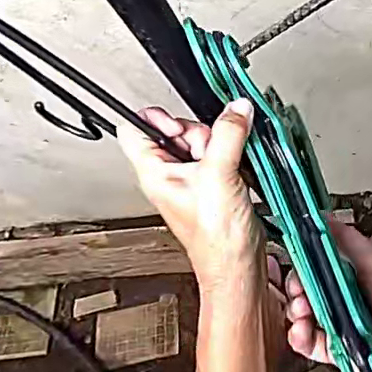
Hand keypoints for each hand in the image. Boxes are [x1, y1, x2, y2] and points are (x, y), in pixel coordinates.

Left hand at [119, 101, 263, 293]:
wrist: (237, 262)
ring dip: (221, 145)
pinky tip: (237, 171)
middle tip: (211, 150)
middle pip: (176, 130)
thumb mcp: (219, 174)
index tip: (179, 123)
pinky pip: (221, 156)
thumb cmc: (214, 237)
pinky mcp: (214, 184)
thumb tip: (237, 108)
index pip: (134, 129)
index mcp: (154, 172)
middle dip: (200, 133)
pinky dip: (232, 156)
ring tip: (227, 166)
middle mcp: (169, 174)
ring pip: (201, 142)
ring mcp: (192, 179)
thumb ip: (228, 134)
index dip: (155, 117)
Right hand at [278, 222, 371, 371]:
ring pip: (306, 316)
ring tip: (302, 312)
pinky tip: (301, 332)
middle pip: (308, 289)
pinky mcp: (340, 351)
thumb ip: (348, 240)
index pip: (319, 262)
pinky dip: (300, 338)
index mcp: (356, 273)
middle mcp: (348, 297)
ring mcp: (343, 324)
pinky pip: (311, 344)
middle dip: (296, 289)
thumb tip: (324, 215)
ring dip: (296, 313)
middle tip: (299, 292)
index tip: (294, 261)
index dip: (303, 262)